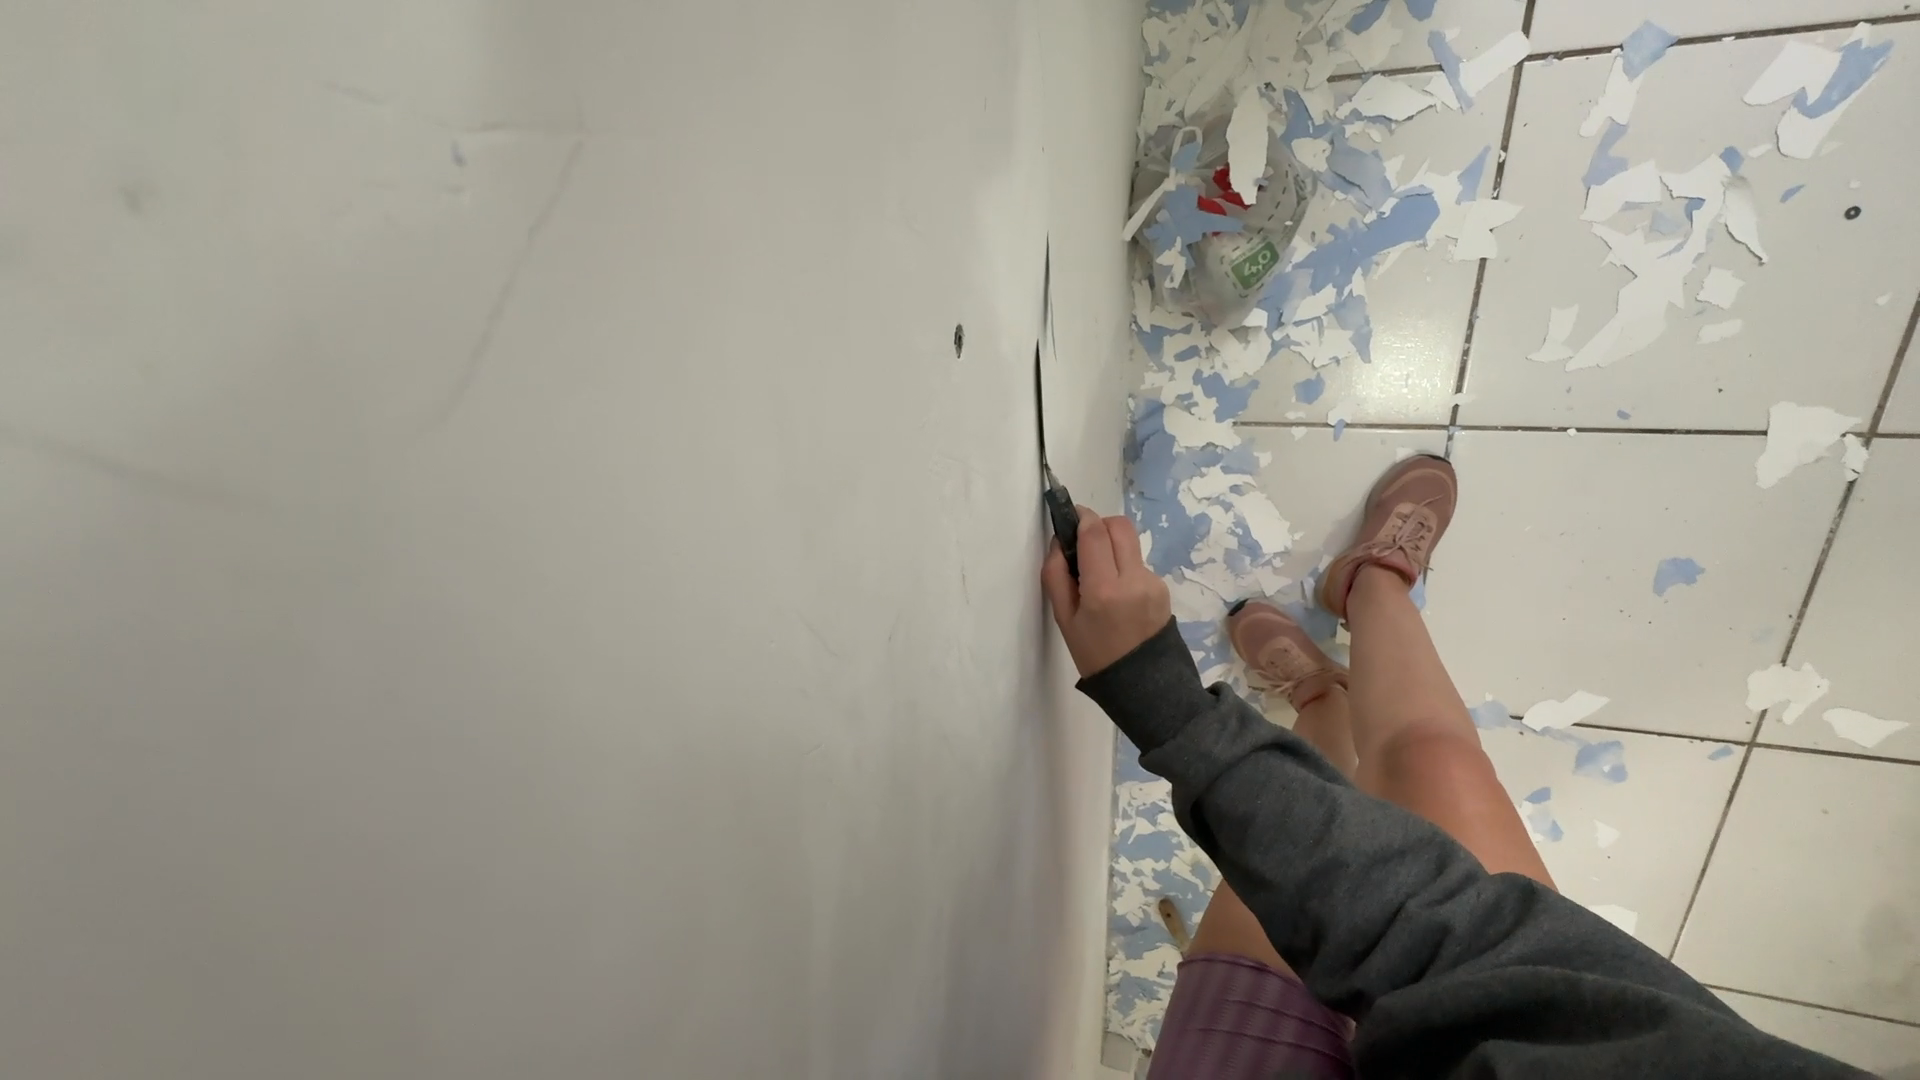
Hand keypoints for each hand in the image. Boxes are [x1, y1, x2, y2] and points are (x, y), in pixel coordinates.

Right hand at [1042, 506, 1171, 677]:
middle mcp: (1133, 579)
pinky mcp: (1162, 588)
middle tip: (1083, 541)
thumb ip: (1056, 576)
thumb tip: (1059, 542)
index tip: (1070, 516)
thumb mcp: (1064, 619)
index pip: (1095, 533)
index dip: (1081, 517)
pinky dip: (1123, 567)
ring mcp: (1152, 582)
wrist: (1143, 684)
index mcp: (1103, 590)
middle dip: (1099, 524)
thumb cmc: (1095, 655)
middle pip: (1119, 526)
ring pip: (1130, 543)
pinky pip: (1138, 563)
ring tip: (1099, 576)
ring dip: (1111, 547)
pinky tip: (1117, 594)